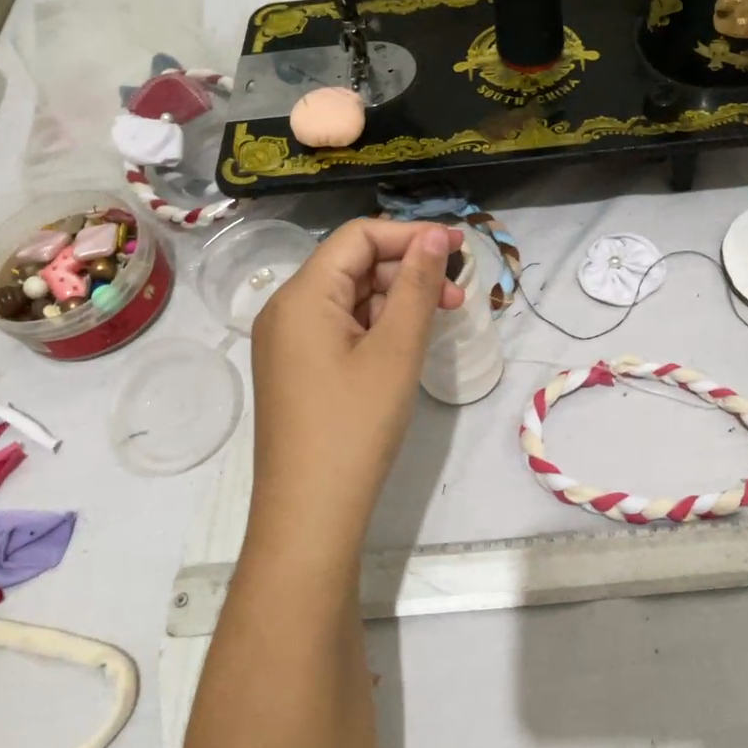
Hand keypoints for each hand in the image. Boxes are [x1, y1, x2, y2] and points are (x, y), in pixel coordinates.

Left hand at [249, 220, 463, 548]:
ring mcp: (288, 343)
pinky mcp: (297, 370)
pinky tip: (408, 343)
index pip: (358, 237)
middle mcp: (286, 310)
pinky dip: (377, 326)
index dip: (411, 234)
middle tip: (458, 295)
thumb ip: (418, 286)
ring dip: (397, 299)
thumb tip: (437, 235)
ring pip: (349, 298)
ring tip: (442, 320)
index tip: (461, 248)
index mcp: (302, 295)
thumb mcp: (395, 351)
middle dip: (408, 269)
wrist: (310, 513)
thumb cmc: (355, 426)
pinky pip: (340, 328)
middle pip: (352, 264)